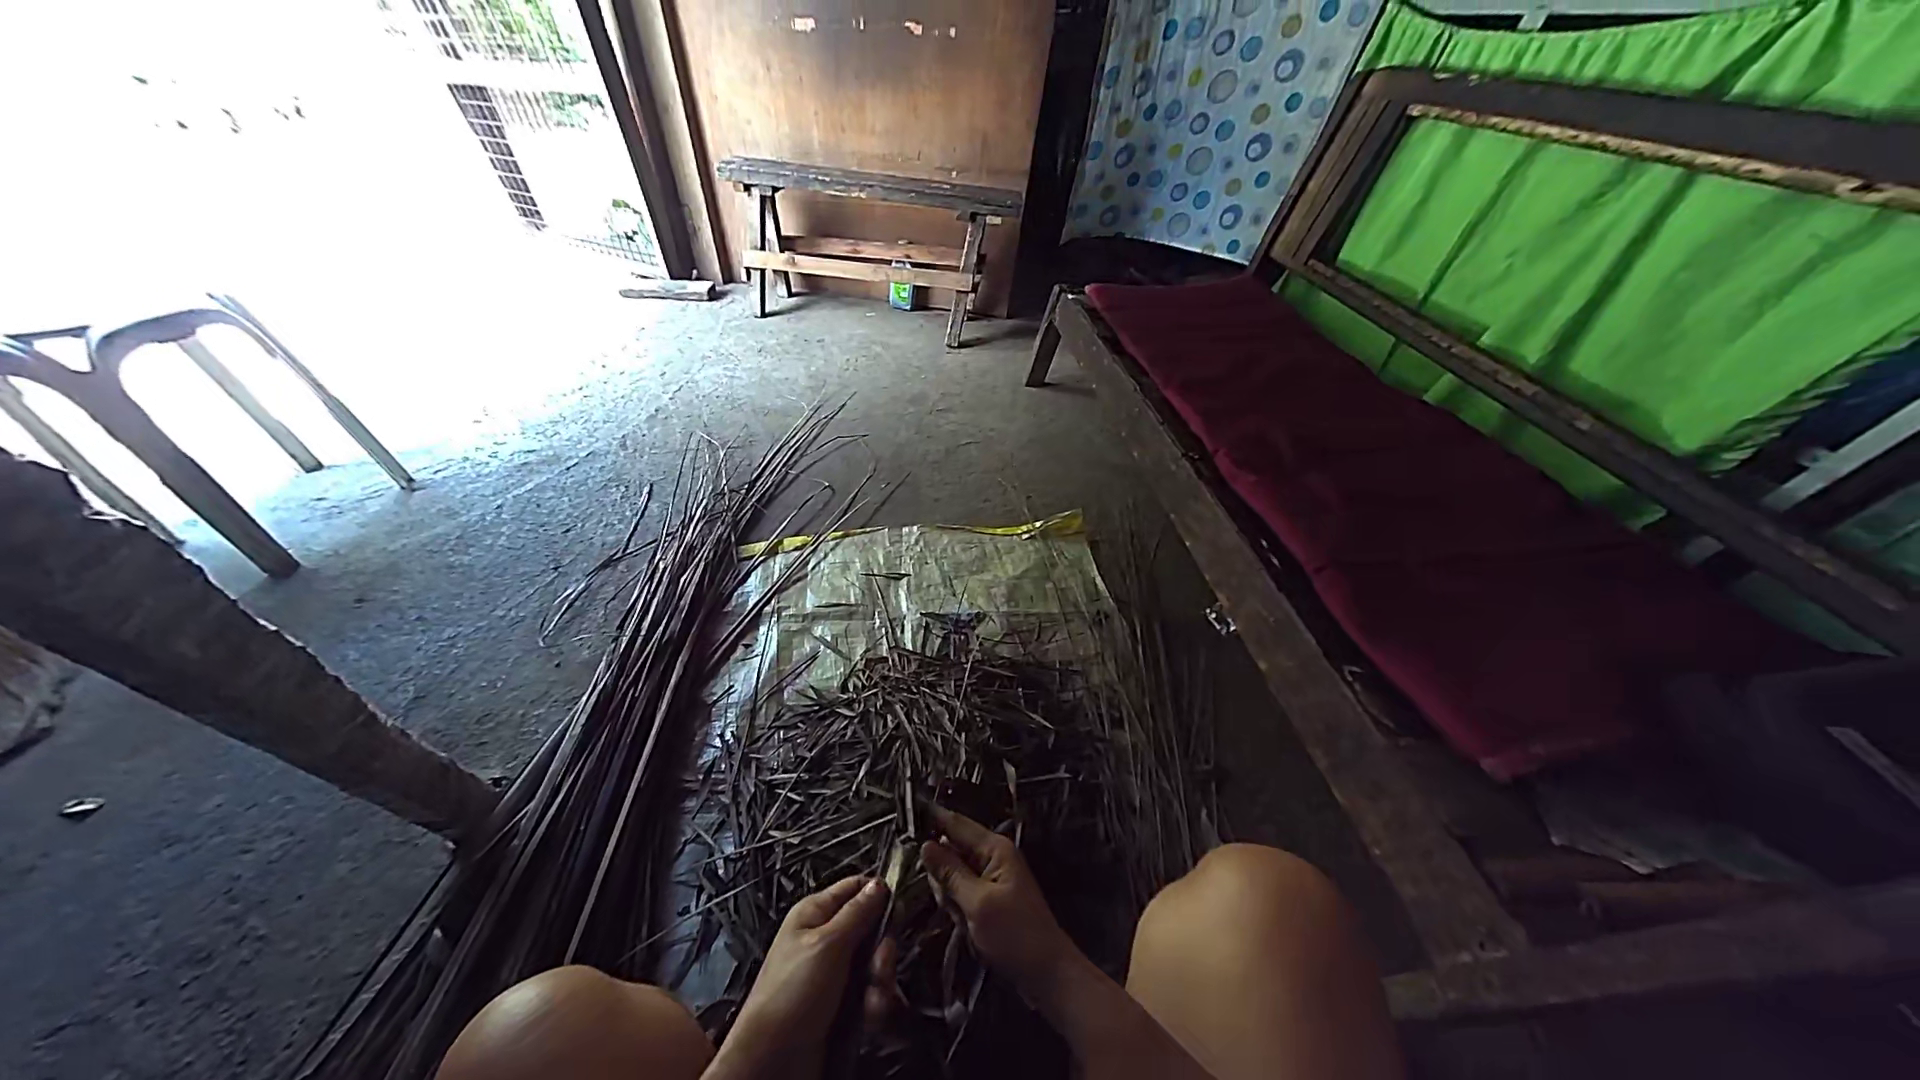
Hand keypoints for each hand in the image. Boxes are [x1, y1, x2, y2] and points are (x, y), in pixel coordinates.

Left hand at [708, 876, 888, 1079]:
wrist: (772, 1063)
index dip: (879, 896)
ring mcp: (834, 971)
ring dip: (881, 982)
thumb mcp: (827, 945)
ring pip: (874, 963)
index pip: (855, 887)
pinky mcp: (841, 1002)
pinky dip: (874, 1004)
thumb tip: (881, 883)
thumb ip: (858, 913)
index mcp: (816, 913)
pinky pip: (869, 992)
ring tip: (872, 1002)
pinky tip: (870, 1016)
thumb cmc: (793, 993)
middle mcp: (826, 937)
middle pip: (872, 928)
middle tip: (880, 968)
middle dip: (882, 950)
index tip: (897, 913)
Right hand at [920, 805, 1081, 997]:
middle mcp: (992, 855)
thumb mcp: (977, 903)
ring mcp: (991, 877)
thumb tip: (925, 845)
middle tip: (949, 900)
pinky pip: (961, 892)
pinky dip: (958, 908)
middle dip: (942, 874)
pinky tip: (967, 925)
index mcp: (995, 847)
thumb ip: (950, 872)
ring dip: (950, 896)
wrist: (1046, 974)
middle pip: (951, 850)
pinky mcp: (988, 897)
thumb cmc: (1014, 935)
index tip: (903, 819)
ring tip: (963, 918)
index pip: (956, 823)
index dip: (931, 819)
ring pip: (953, 874)